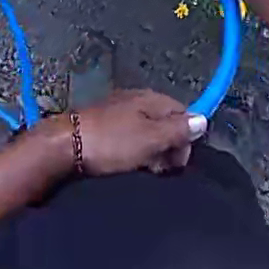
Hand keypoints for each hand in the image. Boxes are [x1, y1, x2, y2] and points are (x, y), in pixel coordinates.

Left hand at [72, 89, 206, 175]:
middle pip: (166, 122)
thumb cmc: (111, 143)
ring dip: (151, 152)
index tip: (178, 163)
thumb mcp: (149, 139)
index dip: (186, 138)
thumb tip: (203, 120)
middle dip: (169, 147)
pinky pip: (130, 137)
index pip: (183, 113)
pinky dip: (133, 151)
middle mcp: (137, 99)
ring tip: (143, 170)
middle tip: (159, 170)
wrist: (65, 145)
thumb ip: (177, 130)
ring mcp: (120, 110)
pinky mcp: (105, 124)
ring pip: (148, 131)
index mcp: (151, 98)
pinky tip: (126, 165)